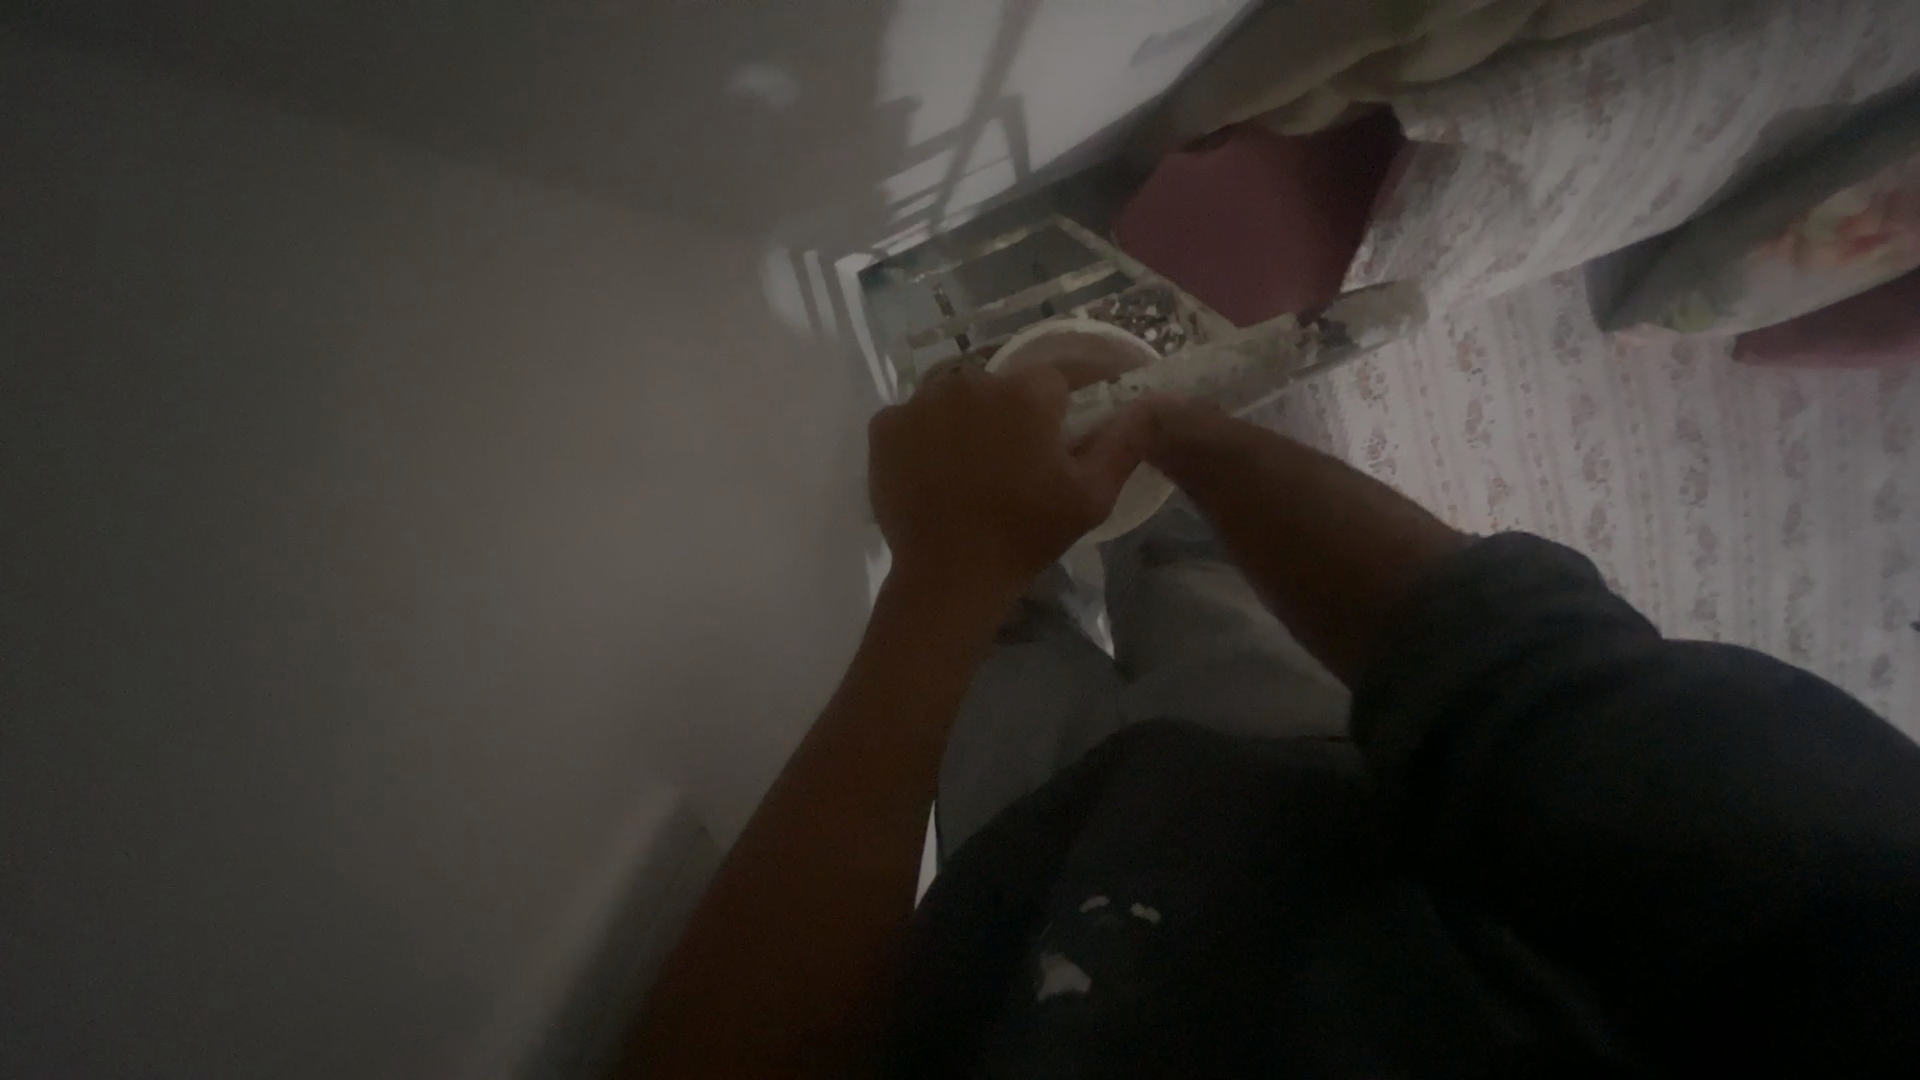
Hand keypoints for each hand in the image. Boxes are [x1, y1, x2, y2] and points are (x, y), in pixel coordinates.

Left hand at [867, 364, 1146, 601]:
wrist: (950, 576)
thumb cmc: (1027, 535)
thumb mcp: (1091, 495)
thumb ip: (1125, 440)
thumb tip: (1153, 401)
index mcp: (1025, 393)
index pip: (1055, 378)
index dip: (1060, 406)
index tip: (1057, 435)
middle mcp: (970, 381)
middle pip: (999, 385)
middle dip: (1009, 413)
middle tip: (1010, 461)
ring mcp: (921, 402)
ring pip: (952, 395)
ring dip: (963, 418)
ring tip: (968, 465)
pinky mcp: (885, 426)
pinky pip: (911, 416)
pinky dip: (921, 435)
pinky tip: (931, 469)